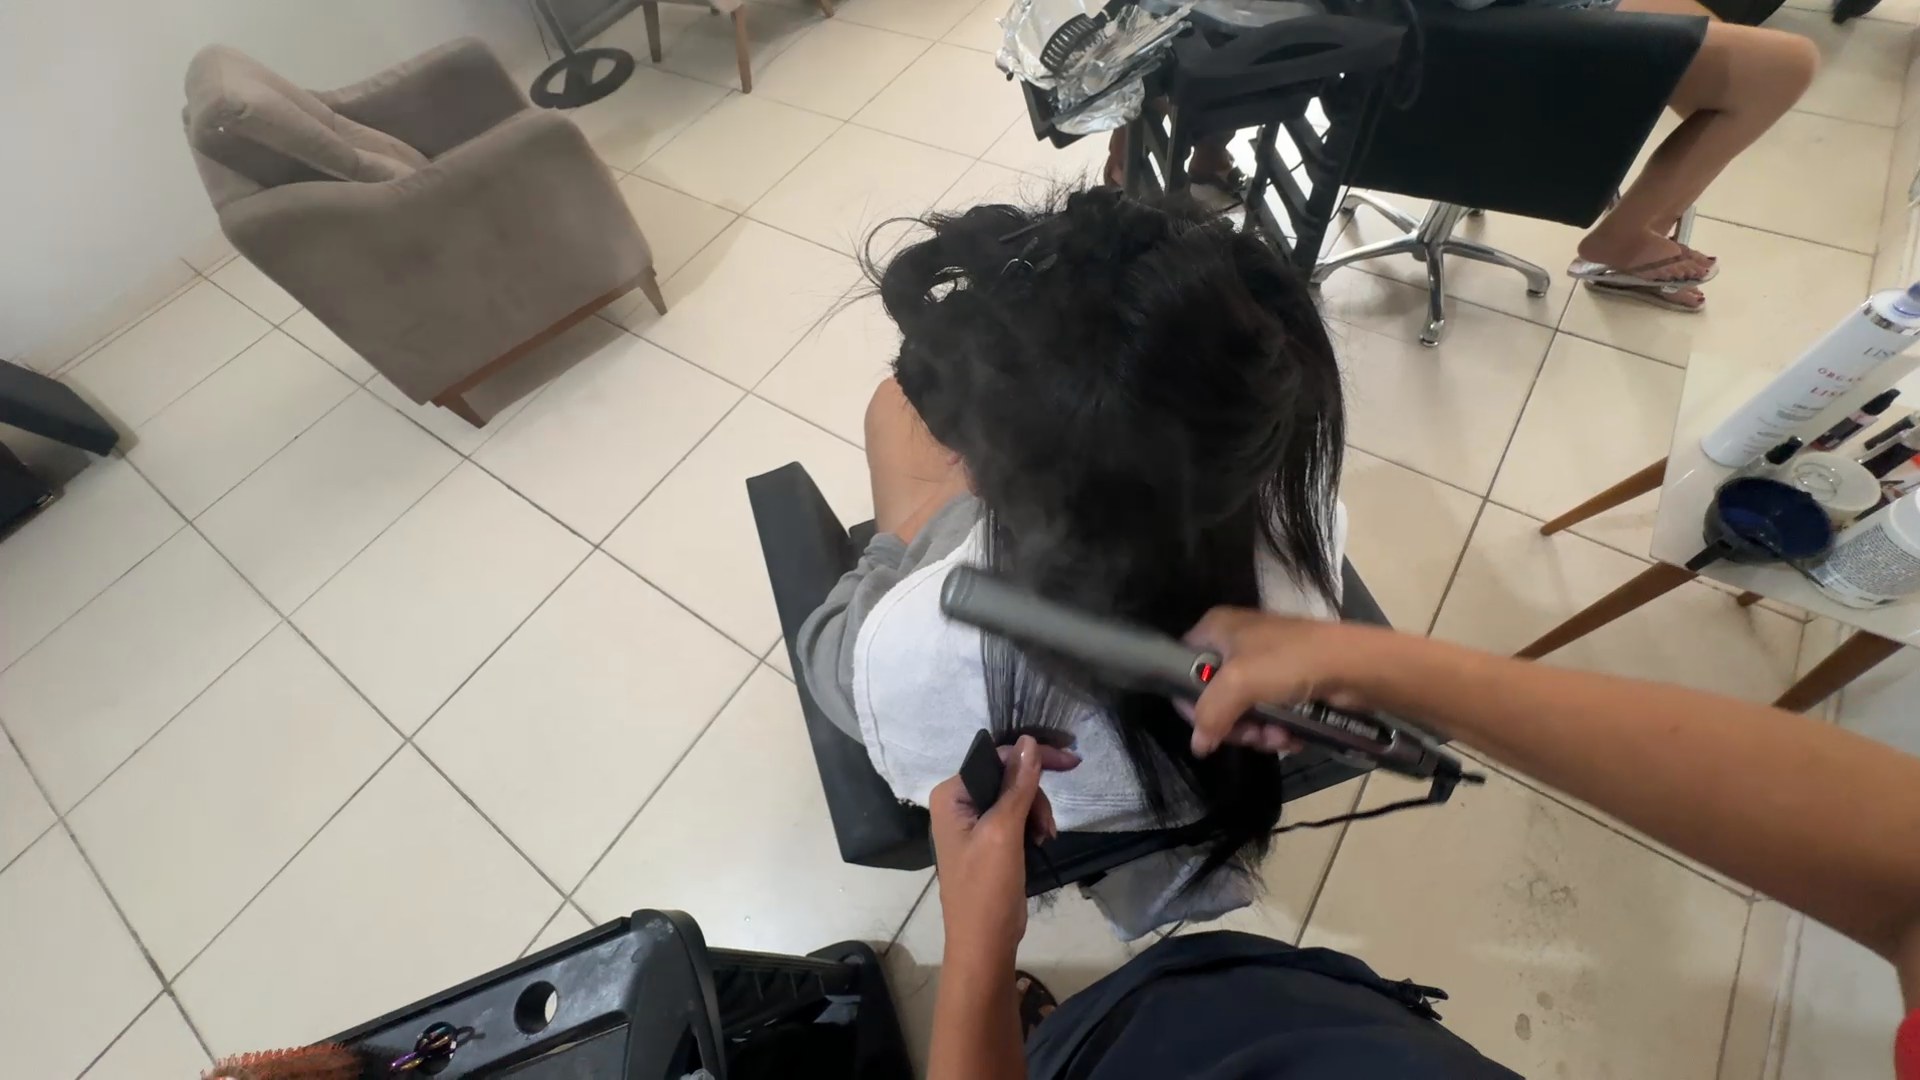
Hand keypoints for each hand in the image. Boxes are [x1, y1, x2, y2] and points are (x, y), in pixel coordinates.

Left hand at [929, 736, 1059, 962]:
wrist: (984, 946)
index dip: (1032, 758)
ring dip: (1036, 813)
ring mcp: (971, 822)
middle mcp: (957, 802)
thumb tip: (1029, 742)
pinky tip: (1040, 841)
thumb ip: (1017, 785)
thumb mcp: (1004, 832)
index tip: (1071, 761)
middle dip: (1034, 796)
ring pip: (1015, 796)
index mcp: (951, 794)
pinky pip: (1015, 816)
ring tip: (1044, 837)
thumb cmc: (986, 889)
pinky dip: (1031, 825)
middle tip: (1048, 825)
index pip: (995, 758)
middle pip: (1007, 776)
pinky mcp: (987, 839)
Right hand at [1183, 608, 1387, 757]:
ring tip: (1279, 738)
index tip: (1206, 725)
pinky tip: (1292, 737)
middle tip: (1252, 737)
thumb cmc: (1289, 661)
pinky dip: (1276, 729)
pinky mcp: (1286, 683)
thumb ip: (1210, 713)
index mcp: (1216, 628)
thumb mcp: (1239, 682)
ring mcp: (1261, 663)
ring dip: (1258, 732)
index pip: (1181, 664)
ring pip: (1241, 709)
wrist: (1356, 665)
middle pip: (1212, 693)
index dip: (1189, 698)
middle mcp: (1234, 642)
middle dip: (1233, 722)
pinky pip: (1267, 713)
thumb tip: (1197, 745)